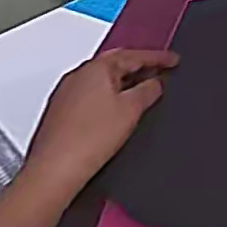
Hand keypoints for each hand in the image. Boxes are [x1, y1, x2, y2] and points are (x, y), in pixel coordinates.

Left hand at [18, 48, 178, 199]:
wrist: (55, 171)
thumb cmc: (86, 140)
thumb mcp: (132, 109)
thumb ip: (149, 90)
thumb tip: (156, 83)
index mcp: (96, 68)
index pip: (134, 55)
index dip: (158, 57)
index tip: (172, 60)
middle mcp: (77, 76)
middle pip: (116, 64)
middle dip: (140, 67)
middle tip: (160, 71)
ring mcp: (66, 94)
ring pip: (103, 80)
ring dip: (124, 83)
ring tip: (142, 93)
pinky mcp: (61, 112)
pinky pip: (91, 96)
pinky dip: (109, 98)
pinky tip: (117, 113)